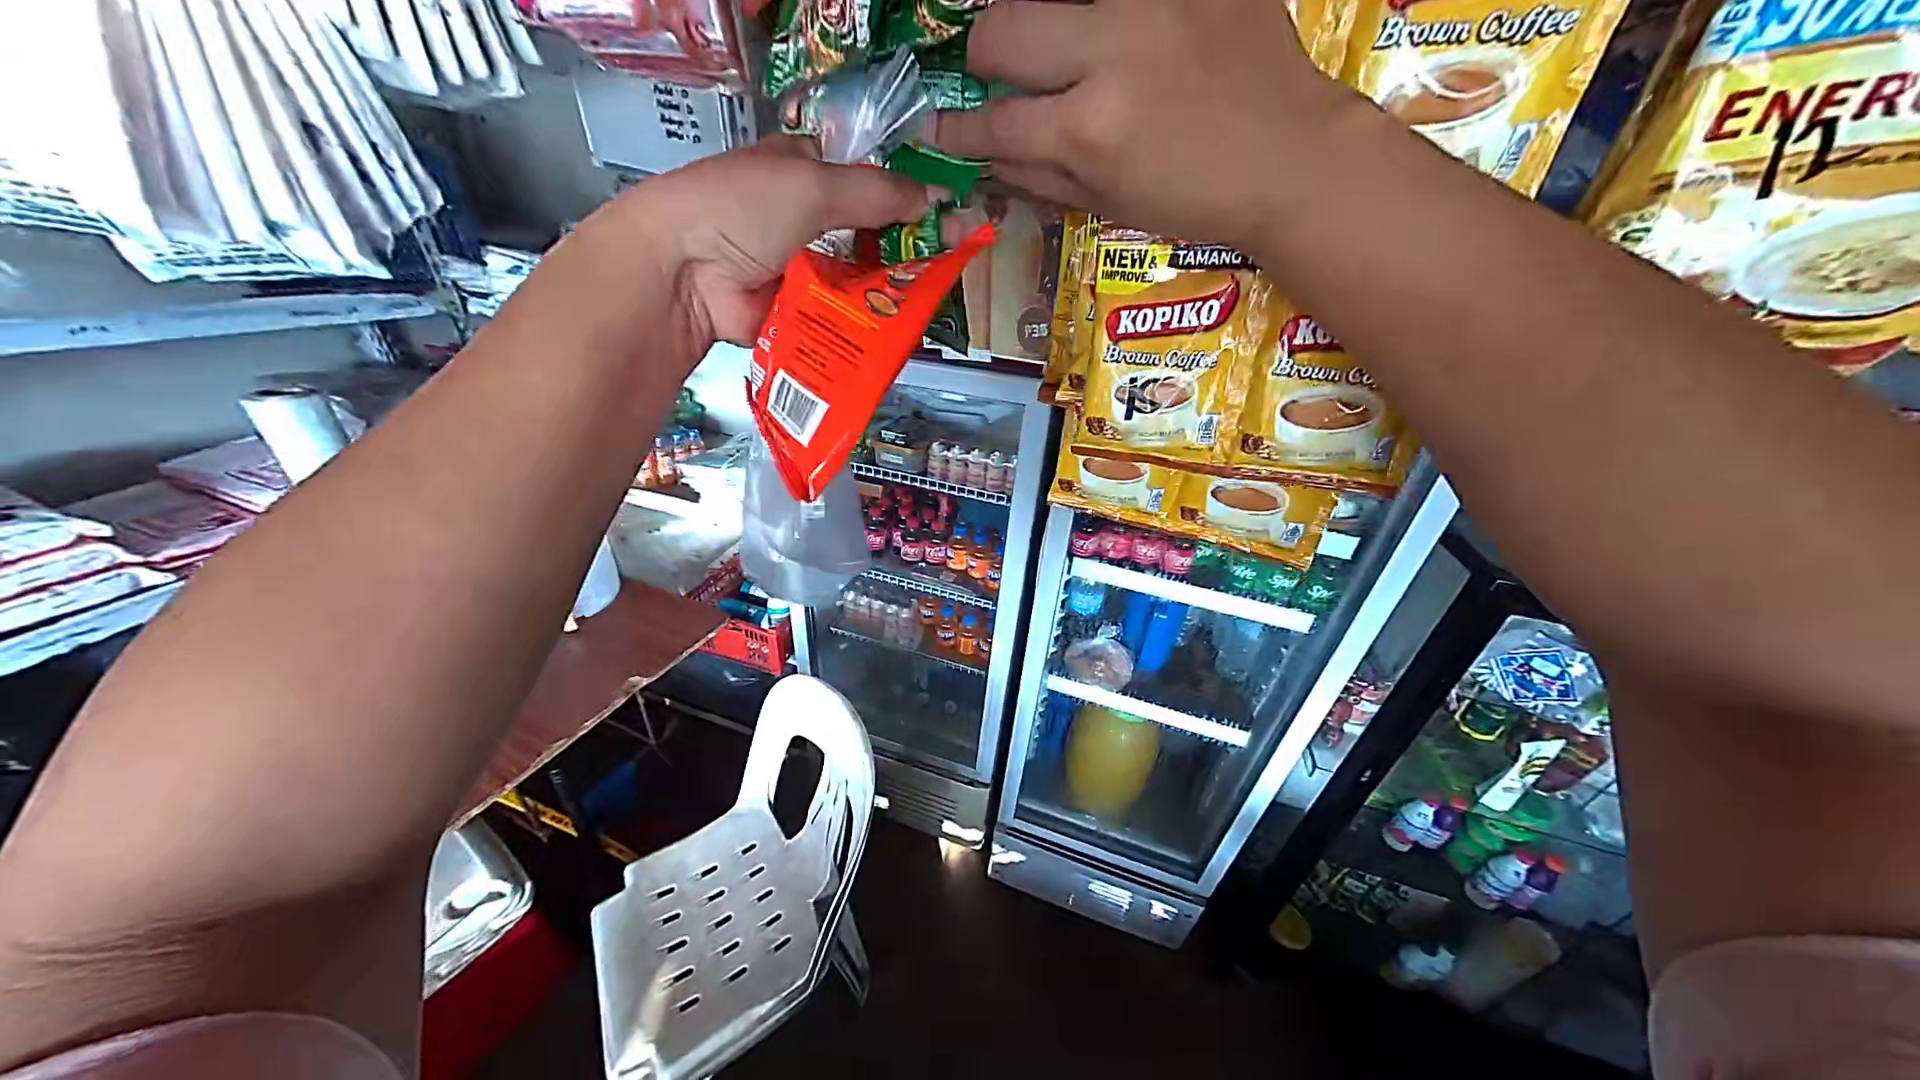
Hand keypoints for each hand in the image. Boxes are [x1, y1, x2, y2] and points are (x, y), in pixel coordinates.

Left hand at [562, 136, 933, 359]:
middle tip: (947, 267)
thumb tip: (939, 197)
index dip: (909, 198)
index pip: (870, 182)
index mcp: (806, 172)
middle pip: (870, 235)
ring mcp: (803, 269)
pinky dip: (866, 322)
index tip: (947, 217)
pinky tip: (899, 330)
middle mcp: (807, 220)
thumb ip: (878, 194)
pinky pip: (842, 317)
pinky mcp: (800, 312)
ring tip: (931, 301)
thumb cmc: (741, 207)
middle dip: (905, 250)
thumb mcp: (813, 184)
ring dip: (890, 290)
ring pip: (860, 279)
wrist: (683, 272)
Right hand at [933, 0, 1358, 252]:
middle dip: (981, 59)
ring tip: (1055, 50)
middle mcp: (1110, 53)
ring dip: (1033, 23)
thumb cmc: (1193, 199)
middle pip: (1000, 30)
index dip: (953, 134)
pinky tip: (1112, 43)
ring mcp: (1150, 3)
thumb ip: (1039, 177)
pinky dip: (1098, 17)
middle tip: (994, 74)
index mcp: (1090, 132)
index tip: (935, 130)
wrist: (1288, 157)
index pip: (992, 126)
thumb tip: (985, 159)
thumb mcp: (1107, 205)